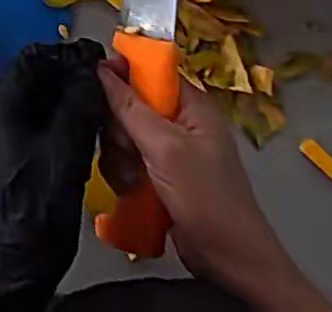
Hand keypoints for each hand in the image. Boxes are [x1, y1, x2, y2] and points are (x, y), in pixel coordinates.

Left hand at [0, 40, 107, 311]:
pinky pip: (52, 114)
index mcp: (7, 99)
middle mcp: (8, 105)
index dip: (64, 52)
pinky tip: (98, 118)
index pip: (33, 57)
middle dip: (72, 70)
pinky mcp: (31, 144)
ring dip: (75, 90)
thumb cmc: (38, 196)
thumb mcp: (64, 149)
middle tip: (109, 74)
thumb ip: (78, 108)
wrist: (22, 247)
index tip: (97, 55)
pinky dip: (73, 110)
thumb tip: (93, 73)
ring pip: (48, 93)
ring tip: (109, 94)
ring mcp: (18, 125)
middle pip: (41, 73)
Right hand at [96, 59, 331, 311]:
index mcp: (191, 104)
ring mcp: (168, 147)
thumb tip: (99, 66)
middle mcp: (179, 120)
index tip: (98, 85)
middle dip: (118, 125)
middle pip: (128, 100)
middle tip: (126, 146)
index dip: (121, 71)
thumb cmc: (207, 199)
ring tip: (132, 176)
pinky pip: (125, 155)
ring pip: (121, 130)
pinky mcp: (157, 171)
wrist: (233, 266)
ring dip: (118, 153)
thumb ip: (129, 106)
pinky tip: (131, 187)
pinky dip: (122, 170)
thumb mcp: (165, 147)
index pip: (148, 69)